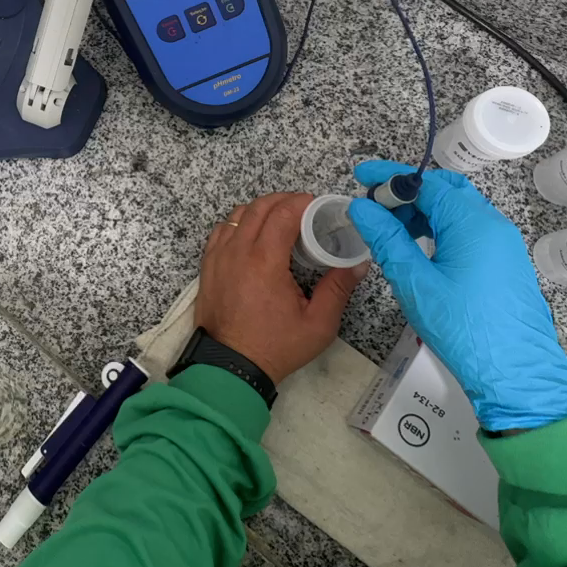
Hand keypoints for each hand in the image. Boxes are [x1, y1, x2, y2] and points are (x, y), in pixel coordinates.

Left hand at [196, 193, 367, 384]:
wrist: (230, 365)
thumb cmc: (275, 346)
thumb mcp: (318, 324)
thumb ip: (338, 288)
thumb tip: (358, 263)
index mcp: (265, 260)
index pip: (282, 214)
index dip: (302, 202)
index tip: (318, 204)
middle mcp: (238, 250)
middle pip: (259, 207)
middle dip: (283, 200)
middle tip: (304, 208)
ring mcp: (218, 255)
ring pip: (238, 214)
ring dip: (260, 209)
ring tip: (281, 218)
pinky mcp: (208, 264)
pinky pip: (222, 230)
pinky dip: (239, 222)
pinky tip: (253, 233)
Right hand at [349, 161, 566, 431]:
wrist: (518, 378)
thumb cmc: (462, 328)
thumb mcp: (414, 281)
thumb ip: (386, 238)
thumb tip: (361, 206)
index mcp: (472, 223)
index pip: (426, 182)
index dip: (389, 177)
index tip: (359, 177)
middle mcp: (492, 225)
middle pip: (445, 189)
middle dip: (406, 190)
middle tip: (373, 204)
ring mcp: (503, 245)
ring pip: (457, 210)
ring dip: (421, 210)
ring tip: (389, 229)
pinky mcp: (504, 264)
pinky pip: (468, 230)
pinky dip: (438, 227)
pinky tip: (417, 248)